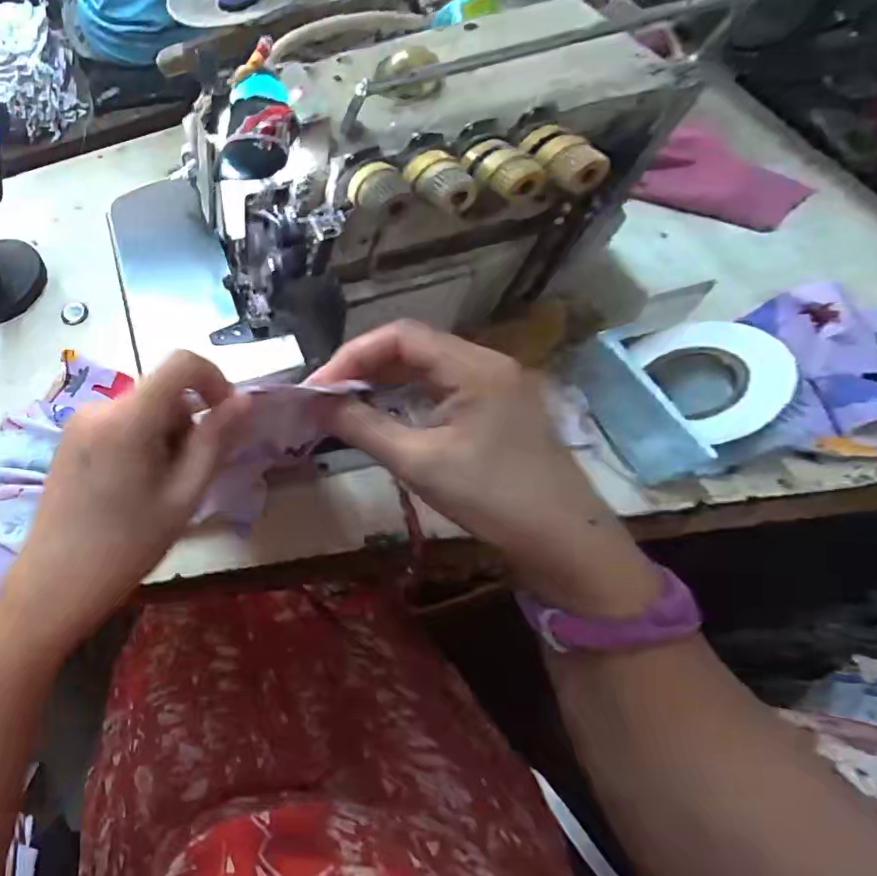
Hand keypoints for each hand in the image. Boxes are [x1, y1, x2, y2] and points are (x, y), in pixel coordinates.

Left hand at [0, 351, 250, 643]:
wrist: (57, 580)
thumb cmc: (127, 546)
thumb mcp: (183, 496)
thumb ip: (215, 442)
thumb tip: (243, 401)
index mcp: (129, 418)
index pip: (181, 363)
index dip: (214, 379)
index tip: (225, 416)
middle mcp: (99, 407)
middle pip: (161, 393)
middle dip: (184, 424)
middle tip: (183, 478)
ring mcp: (78, 422)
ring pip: (140, 410)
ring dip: (160, 436)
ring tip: (153, 489)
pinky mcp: (67, 438)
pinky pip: (116, 423)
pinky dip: (136, 441)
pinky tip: (127, 487)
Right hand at [307, 321, 660, 616]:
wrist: (561, 539)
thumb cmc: (489, 497)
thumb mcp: (416, 461)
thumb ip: (362, 426)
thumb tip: (315, 404)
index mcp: (474, 367)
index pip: (400, 336)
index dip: (351, 355)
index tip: (317, 388)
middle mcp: (487, 363)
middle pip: (412, 345)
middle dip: (361, 365)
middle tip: (323, 396)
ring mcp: (495, 383)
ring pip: (425, 365)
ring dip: (381, 379)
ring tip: (342, 403)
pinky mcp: (495, 405)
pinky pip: (440, 384)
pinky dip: (404, 393)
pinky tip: (381, 412)